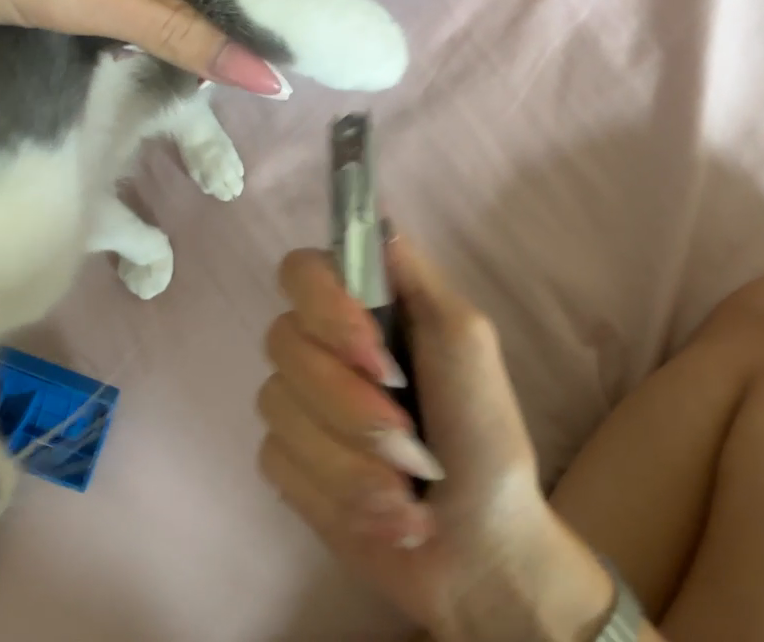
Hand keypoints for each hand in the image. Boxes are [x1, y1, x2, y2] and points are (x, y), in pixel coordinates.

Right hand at [258, 236, 618, 641]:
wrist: (482, 546)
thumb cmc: (484, 436)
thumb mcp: (468, 342)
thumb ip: (417, 276)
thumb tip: (373, 216)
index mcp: (365, 310)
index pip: (301, 271)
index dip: (325, 308)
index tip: (374, 352)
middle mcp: (323, 348)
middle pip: (283, 341)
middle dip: (349, 403)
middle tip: (408, 440)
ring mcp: (300, 406)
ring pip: (279, 406)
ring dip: (354, 460)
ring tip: (408, 491)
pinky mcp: (287, 464)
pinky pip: (278, 459)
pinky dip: (339, 493)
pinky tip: (383, 512)